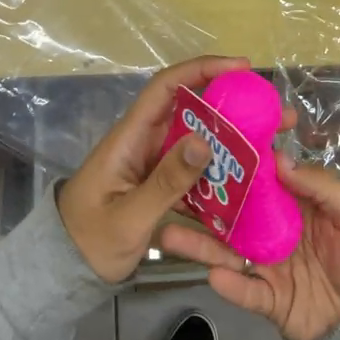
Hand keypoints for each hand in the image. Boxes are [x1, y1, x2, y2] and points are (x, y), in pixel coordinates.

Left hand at [57, 56, 252, 283]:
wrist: (64, 271)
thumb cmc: (88, 240)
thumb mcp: (128, 217)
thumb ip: (165, 182)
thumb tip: (204, 140)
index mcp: (130, 137)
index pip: (166, 87)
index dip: (202, 70)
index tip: (241, 68)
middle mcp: (145, 142)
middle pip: (192, 111)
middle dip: (233, 106)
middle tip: (275, 112)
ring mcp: (154, 163)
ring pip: (199, 141)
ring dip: (233, 142)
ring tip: (274, 145)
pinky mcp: (160, 186)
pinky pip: (196, 171)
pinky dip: (222, 174)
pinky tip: (251, 184)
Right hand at [161, 155, 339, 339]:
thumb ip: (321, 185)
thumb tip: (279, 158)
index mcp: (291, 201)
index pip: (257, 175)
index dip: (233, 159)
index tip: (203, 143)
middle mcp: (270, 228)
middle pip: (230, 212)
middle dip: (200, 201)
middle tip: (167, 187)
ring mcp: (267, 264)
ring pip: (225, 251)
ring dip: (199, 244)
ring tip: (170, 234)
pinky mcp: (270, 300)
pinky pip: (246, 292)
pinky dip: (232, 286)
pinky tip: (216, 277)